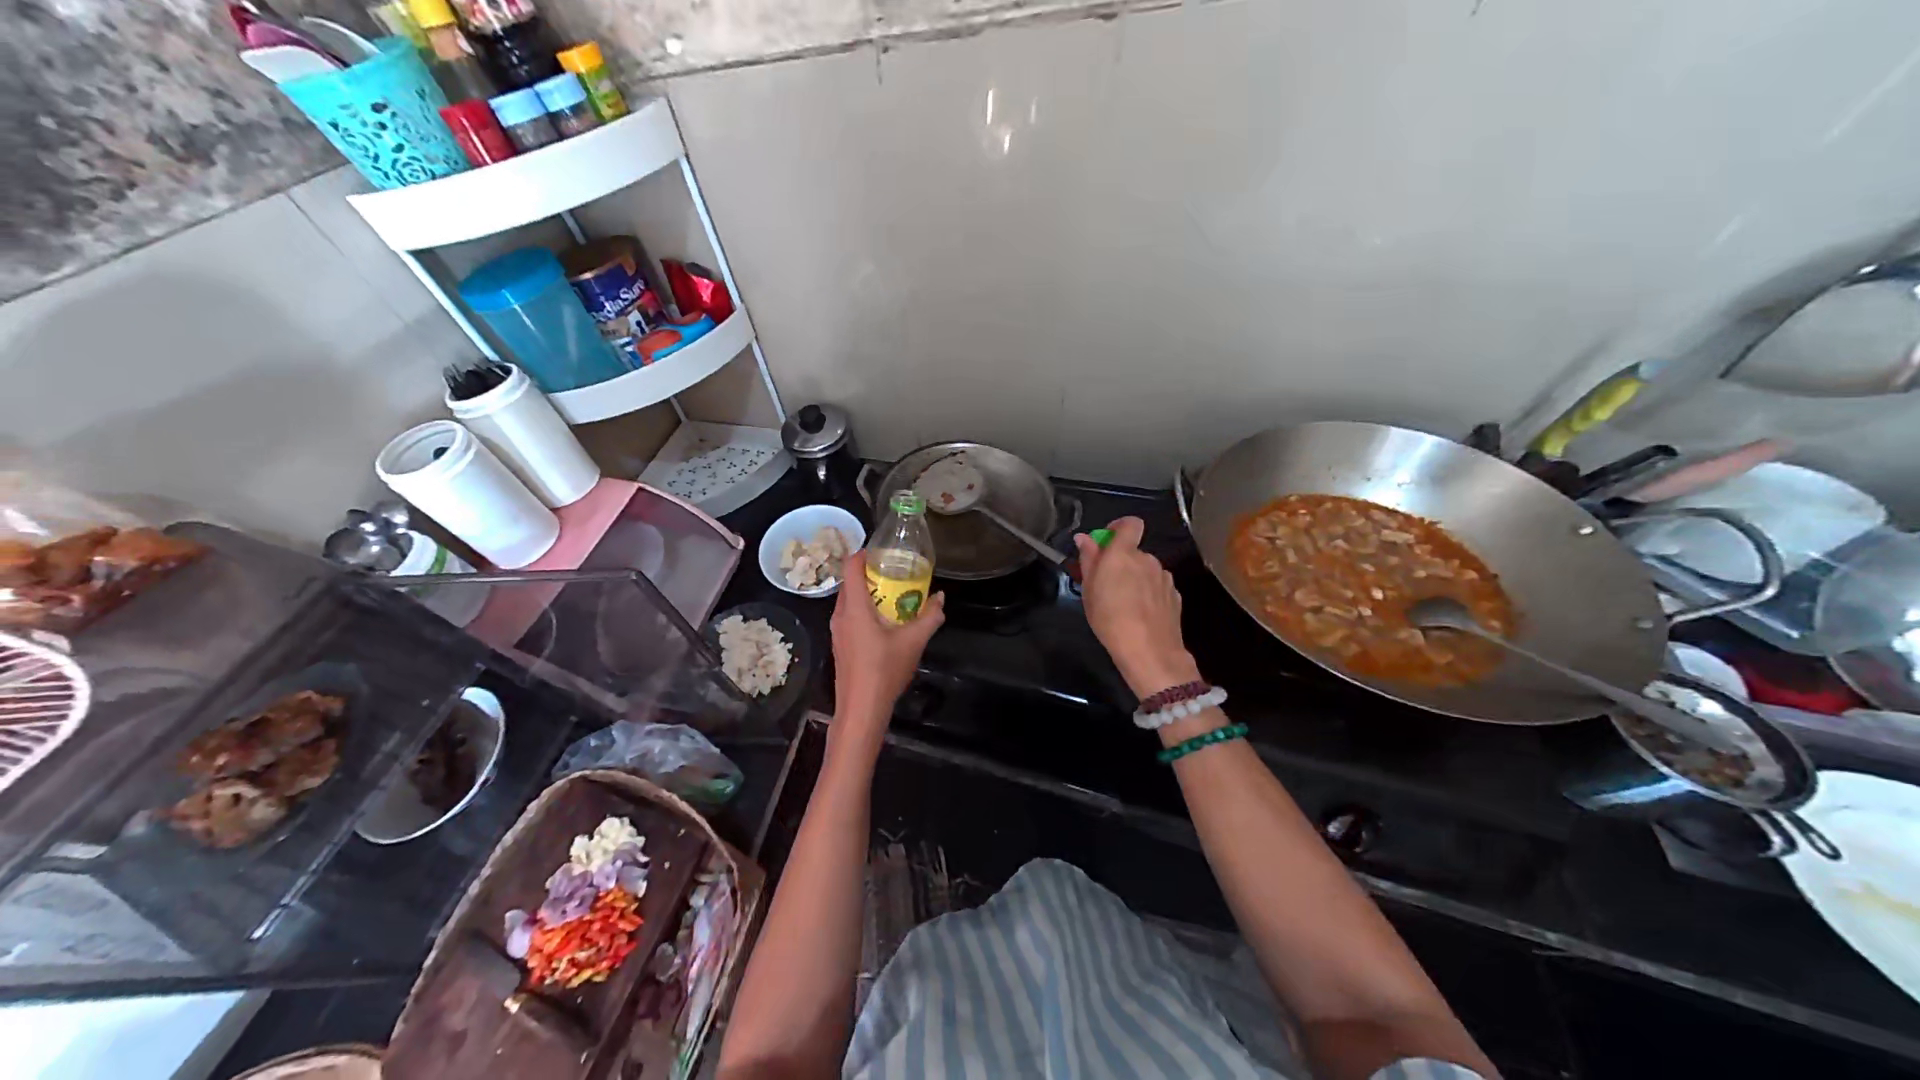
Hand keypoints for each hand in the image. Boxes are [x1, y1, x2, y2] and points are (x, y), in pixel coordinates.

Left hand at [829, 550, 945, 738]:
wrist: (861, 709)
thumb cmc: (884, 670)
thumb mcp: (914, 641)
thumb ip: (930, 616)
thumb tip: (940, 598)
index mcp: (854, 608)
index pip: (851, 567)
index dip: (864, 553)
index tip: (883, 549)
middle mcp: (840, 615)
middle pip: (850, 583)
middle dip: (870, 573)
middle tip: (895, 570)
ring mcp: (837, 631)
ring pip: (849, 601)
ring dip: (868, 593)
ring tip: (893, 593)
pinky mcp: (840, 645)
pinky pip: (850, 616)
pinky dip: (864, 610)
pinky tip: (885, 621)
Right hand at [1074, 517, 1200, 697]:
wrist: (1149, 651)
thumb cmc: (1110, 619)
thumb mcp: (1089, 590)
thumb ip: (1089, 559)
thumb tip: (1085, 538)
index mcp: (1124, 554)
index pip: (1130, 524)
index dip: (1119, 527)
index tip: (1106, 542)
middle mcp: (1147, 559)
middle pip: (1134, 552)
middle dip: (1122, 562)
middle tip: (1107, 586)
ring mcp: (1164, 577)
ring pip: (1146, 570)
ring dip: (1136, 579)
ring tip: (1124, 605)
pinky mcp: (1175, 595)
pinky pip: (1157, 587)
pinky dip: (1149, 594)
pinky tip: (1141, 614)